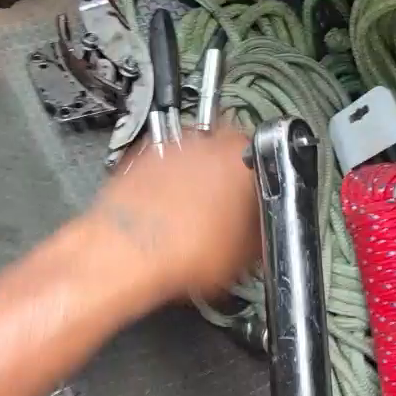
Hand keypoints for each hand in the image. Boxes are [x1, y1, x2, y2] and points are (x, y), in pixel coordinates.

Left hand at [78, 128, 259, 307]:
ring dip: (198, 184)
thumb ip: (261, 235)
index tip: (257, 213)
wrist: (126, 253)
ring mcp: (174, 146)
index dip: (264, 196)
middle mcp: (209, 141)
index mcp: (243, 156)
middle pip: (230, 159)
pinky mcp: (142, 157)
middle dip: (230, 185)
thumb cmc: (180, 249)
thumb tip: (261, 236)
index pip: (269, 168)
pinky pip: (166, 169)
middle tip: (226, 216)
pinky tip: (167, 218)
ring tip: (193, 220)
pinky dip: (169, 187)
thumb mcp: (243, 254)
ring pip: (197, 161)